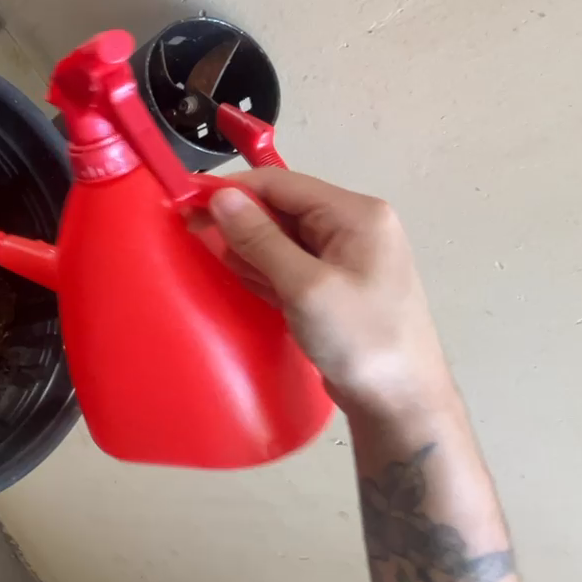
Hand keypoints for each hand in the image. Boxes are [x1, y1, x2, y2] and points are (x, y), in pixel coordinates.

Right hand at [207, 169, 454, 421]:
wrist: (398, 397)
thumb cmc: (360, 338)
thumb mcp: (304, 286)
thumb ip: (260, 239)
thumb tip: (220, 198)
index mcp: (355, 215)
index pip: (279, 183)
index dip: (230, 191)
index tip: (184, 207)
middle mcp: (351, 225)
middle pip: (277, 206)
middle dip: (237, 224)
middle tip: (198, 244)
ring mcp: (341, 254)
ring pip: (275, 235)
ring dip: (246, 250)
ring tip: (234, 275)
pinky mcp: (329, 280)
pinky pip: (282, 260)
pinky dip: (259, 269)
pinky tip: (251, 287)